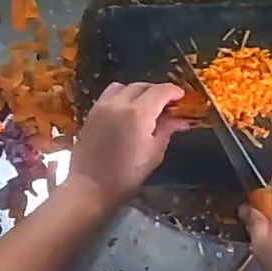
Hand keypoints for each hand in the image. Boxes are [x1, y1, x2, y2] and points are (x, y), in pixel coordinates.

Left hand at [68, 83, 187, 204]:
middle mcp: (118, 103)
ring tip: (145, 106)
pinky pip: (108, 96)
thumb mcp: (154, 152)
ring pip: (122, 87)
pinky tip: (126, 112)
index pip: (160, 91)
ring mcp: (101, 106)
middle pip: (140, 86)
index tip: (181, 97)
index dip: (173, 91)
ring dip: (136, 91)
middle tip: (166, 104)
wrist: (90, 184)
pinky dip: (120, 96)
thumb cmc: (127, 173)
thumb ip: (166, 129)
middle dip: (156, 91)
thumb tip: (179, 118)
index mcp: (138, 112)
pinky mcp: (90, 113)